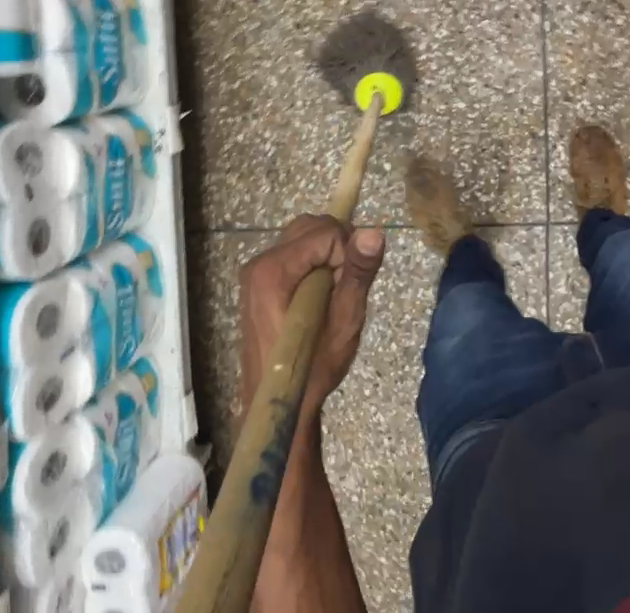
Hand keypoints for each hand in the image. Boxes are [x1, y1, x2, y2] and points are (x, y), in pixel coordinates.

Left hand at [237, 215, 386, 424]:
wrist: (280, 404)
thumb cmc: (314, 366)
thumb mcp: (345, 321)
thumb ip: (358, 273)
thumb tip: (373, 232)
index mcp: (274, 269)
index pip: (327, 232)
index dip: (348, 255)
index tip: (349, 290)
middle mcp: (260, 262)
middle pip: (313, 226)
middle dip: (339, 249)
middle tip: (345, 288)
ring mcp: (256, 271)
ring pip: (305, 236)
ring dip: (329, 255)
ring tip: (334, 293)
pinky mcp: (259, 281)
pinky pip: (295, 252)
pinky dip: (315, 263)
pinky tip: (319, 295)